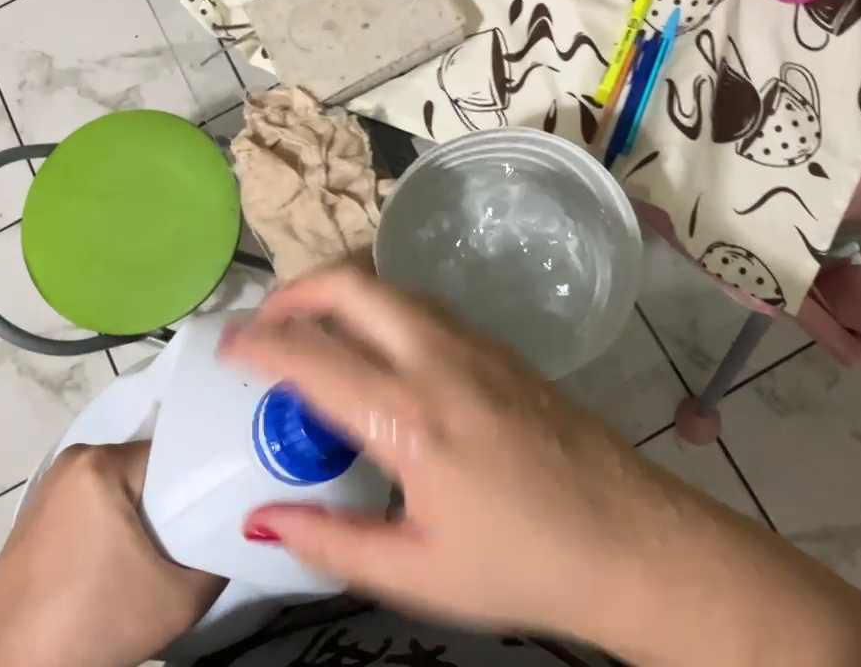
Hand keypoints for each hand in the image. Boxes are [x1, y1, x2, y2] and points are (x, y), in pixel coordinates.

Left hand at [0, 441, 223, 666]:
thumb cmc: (93, 623)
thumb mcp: (182, 598)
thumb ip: (222, 557)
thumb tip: (241, 534)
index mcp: (103, 462)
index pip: (177, 454)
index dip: (207, 481)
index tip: (229, 506)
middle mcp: (74, 458)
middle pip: (149, 467)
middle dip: (176, 499)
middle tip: (202, 533)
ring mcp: (50, 486)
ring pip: (123, 485)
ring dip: (146, 512)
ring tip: (170, 547)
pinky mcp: (36, 514)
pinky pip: (94, 502)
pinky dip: (116, 523)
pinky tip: (129, 558)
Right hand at [218, 267, 713, 644]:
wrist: (633, 540)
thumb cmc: (522, 565)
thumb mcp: (416, 574)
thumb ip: (330, 543)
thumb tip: (260, 517)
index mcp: (411, 418)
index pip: (312, 356)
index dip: (258, 344)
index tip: (227, 347)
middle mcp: (439, 360)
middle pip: (352, 286)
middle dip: (297, 291)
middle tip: (266, 321)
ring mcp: (476, 344)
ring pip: (391, 286)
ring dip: (341, 292)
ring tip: (312, 327)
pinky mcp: (501, 347)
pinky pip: (423, 304)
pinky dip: (380, 305)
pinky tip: (375, 345)